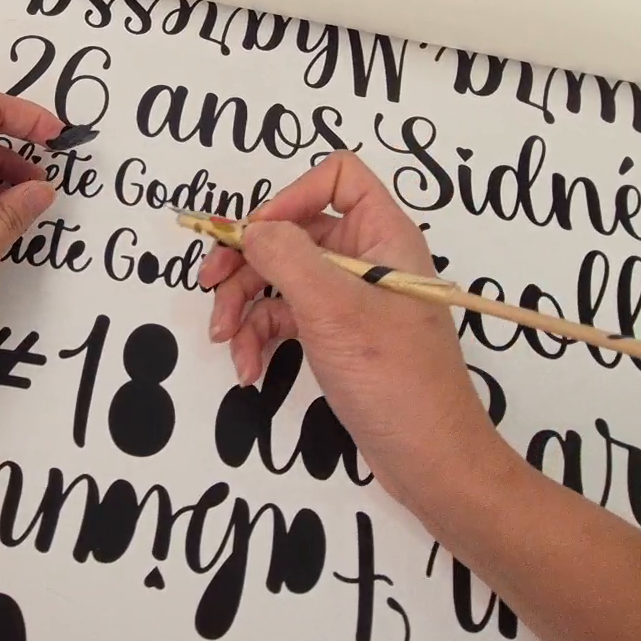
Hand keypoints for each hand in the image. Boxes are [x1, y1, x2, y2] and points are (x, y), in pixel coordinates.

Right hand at [198, 152, 516, 511]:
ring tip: (225, 341)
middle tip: (209, 285)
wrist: (430, 463)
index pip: (337, 177)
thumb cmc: (393, 377)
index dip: (291, 195)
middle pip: (290, 232)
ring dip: (243, 306)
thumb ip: (286, 256)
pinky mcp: (335, 332)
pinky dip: (258, 337)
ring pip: (278, 277)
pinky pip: (283, 316)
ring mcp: (348, 297)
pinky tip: (248, 369)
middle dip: (246, 262)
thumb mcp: (333, 308)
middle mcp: (365, 256)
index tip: (258, 236)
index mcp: (382, 234)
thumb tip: (250, 230)